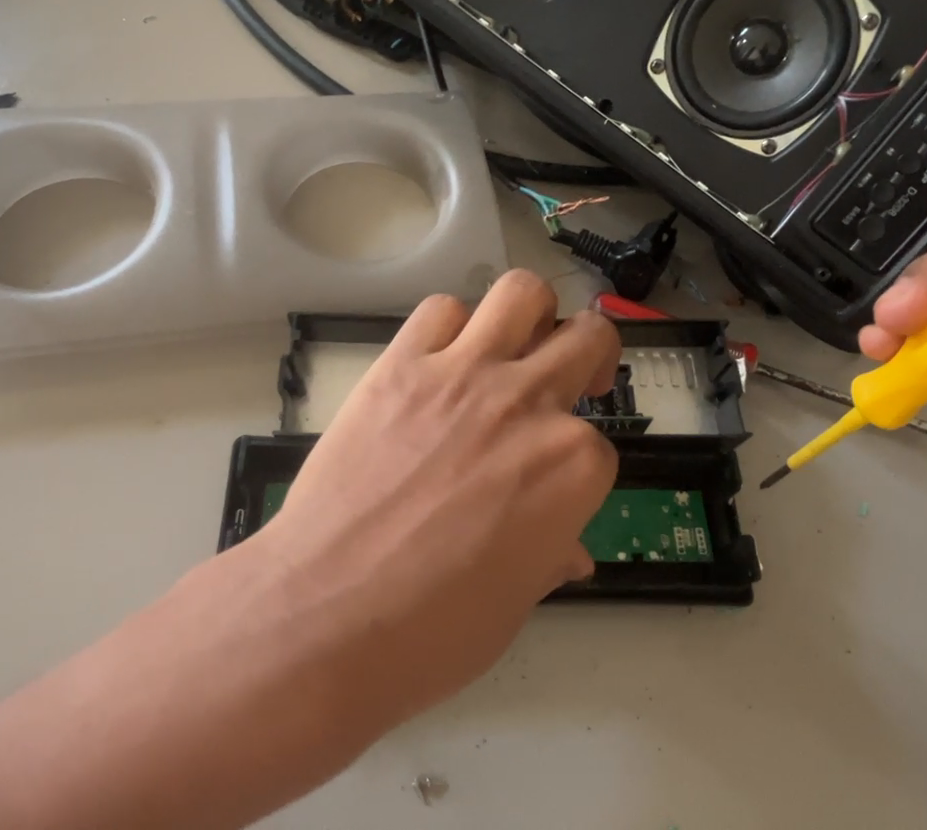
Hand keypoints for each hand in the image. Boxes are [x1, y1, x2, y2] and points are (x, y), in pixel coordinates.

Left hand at [258, 270, 622, 725]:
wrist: (325, 613)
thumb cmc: (432, 631)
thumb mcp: (514, 603)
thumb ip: (548, 556)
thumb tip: (565, 552)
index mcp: (571, 466)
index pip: (601, 446)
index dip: (579, 470)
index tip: (555, 490)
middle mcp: (527, 404)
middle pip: (586, 338)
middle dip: (591, 356)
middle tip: (572, 382)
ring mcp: (462, 375)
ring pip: (521, 294)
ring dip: (531, 316)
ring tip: (514, 347)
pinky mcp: (399, 365)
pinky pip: (439, 312)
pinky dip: (451, 326)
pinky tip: (443, 360)